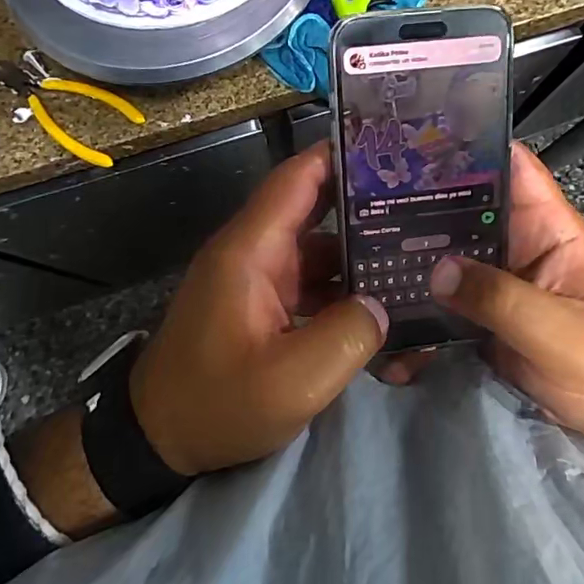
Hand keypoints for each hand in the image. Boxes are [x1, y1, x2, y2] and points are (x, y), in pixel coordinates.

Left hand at [130, 141, 387, 476]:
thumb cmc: (217, 403)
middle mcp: (253, 252)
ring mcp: (257, 279)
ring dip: (361, 254)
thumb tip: (380, 303)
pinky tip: (382, 306)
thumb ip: (347, 336)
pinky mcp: (262, 305)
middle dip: (367, 205)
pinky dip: (343, 290)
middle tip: (425, 203)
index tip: (393, 146)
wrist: (157, 436)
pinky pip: (310, 283)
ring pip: (319, 250)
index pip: (297, 179)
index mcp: (251, 250)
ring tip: (418, 255)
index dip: (341, 155)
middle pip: (315, 210)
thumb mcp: (291, 380)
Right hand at [393, 144, 583, 506]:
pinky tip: (385, 309)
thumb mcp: (560, 331)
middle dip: (422, 201)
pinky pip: (442, 295)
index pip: (514, 169)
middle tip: (366, 197)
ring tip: (361, 248)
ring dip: (411, 252)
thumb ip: (501, 299)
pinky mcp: (480, 310)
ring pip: (446, 251)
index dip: (473, 148)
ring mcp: (497, 278)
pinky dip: (416, 301)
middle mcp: (517, 243)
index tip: (418, 142)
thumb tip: (438, 271)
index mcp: (550, 228)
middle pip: (466, 207)